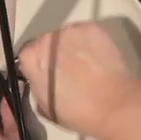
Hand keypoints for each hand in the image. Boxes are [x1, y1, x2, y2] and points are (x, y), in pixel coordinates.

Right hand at [17, 22, 140, 136]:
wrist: (113, 104)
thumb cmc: (77, 111)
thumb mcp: (44, 106)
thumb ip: (37, 87)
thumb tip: (40, 81)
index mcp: (31, 57)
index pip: (26, 56)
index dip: (36, 67)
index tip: (46, 77)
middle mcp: (47, 37)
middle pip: (46, 44)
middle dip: (54, 55)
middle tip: (67, 72)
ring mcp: (71, 30)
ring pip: (66, 38)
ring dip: (71, 48)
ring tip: (85, 66)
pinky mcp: (94, 28)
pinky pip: (85, 34)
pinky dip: (89, 44)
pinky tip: (97, 60)